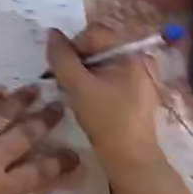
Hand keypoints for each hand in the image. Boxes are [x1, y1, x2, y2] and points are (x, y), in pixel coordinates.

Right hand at [47, 26, 168, 174]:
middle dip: (77, 60)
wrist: (131, 160)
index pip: (93, 33)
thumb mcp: (77, 86)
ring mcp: (141, 75)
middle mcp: (140, 58)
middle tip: (65, 81)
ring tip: (74, 91)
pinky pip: (110, 74)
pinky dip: (95, 80)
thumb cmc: (106, 120)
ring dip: (83, 71)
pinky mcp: (137, 90)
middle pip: (98, 45)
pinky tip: (87, 98)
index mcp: (131, 53)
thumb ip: (62, 57)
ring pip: (102, 61)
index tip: (60, 70)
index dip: (72, 47)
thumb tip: (51, 33)